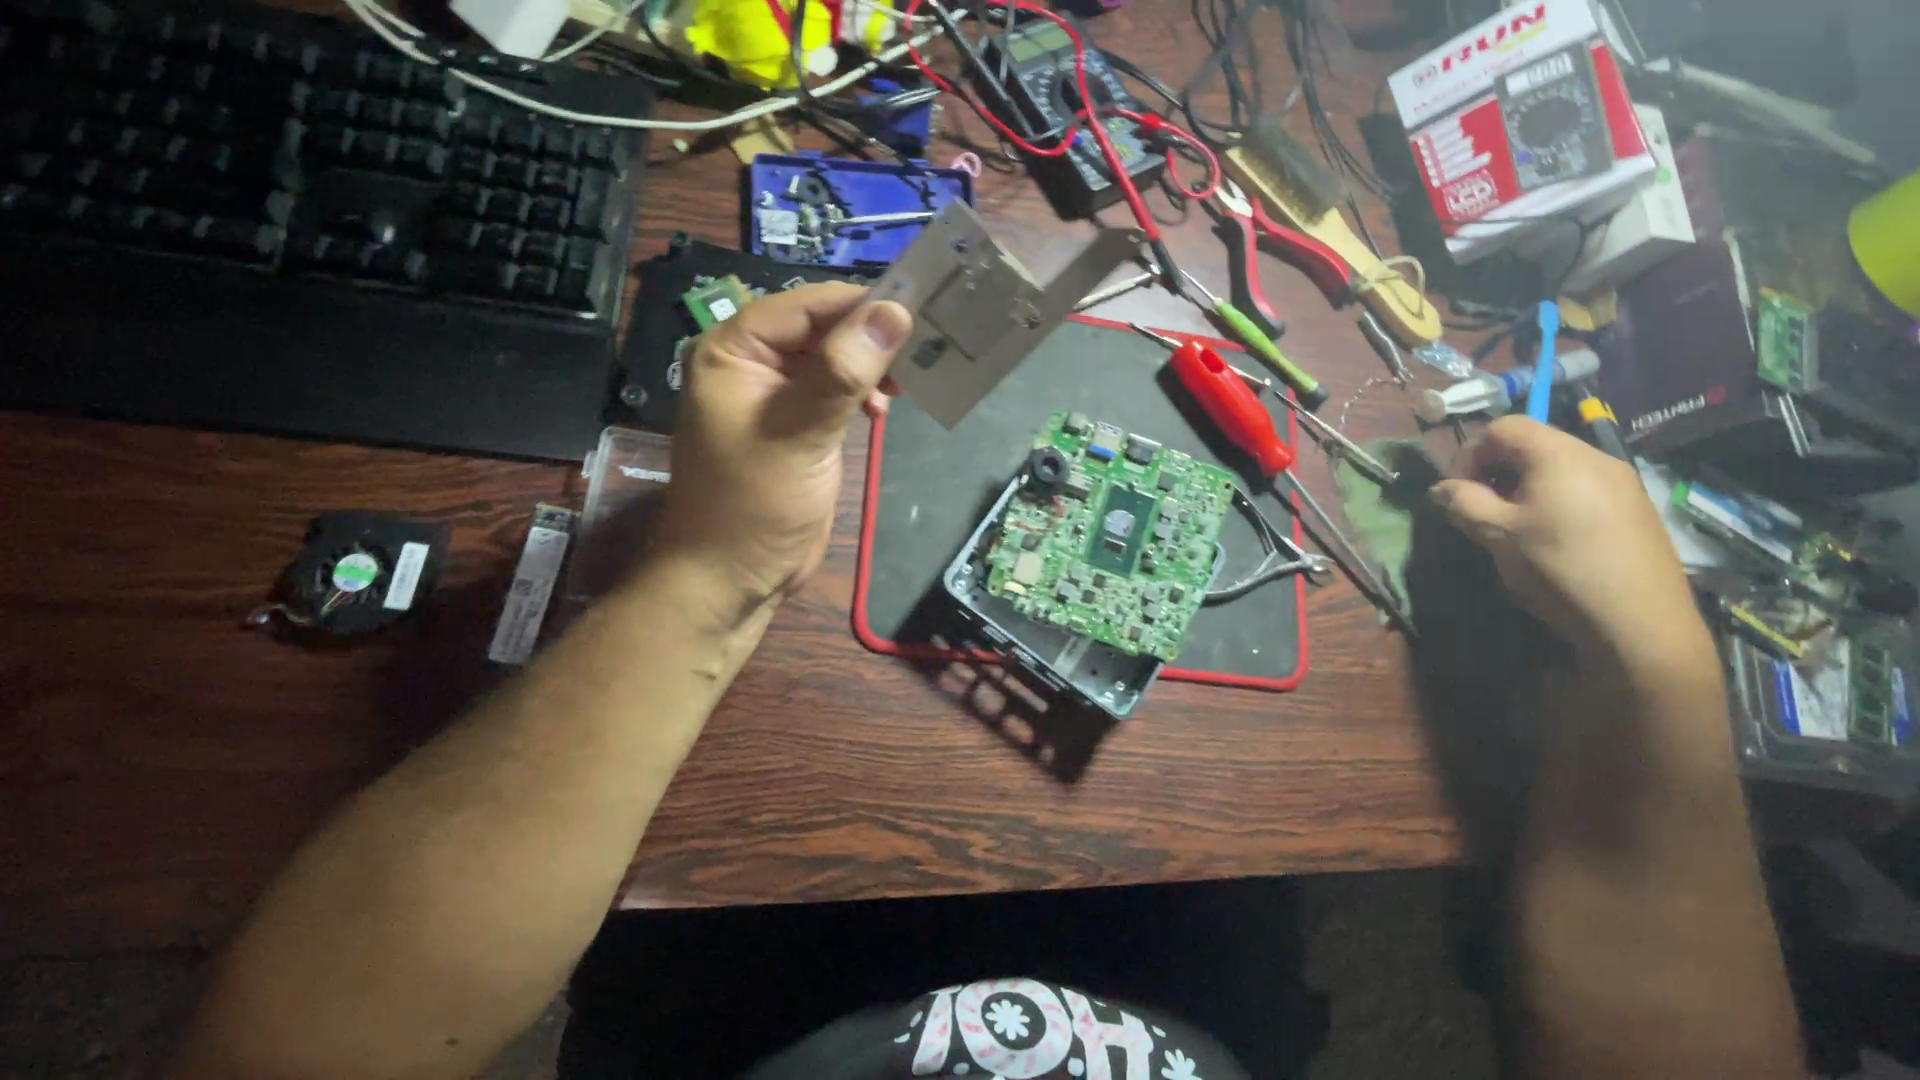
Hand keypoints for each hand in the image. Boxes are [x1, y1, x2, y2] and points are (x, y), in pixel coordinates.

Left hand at [656, 283, 912, 617]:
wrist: (732, 577)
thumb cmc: (752, 505)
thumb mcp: (798, 434)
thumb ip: (843, 372)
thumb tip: (895, 312)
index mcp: (732, 351)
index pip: (803, 305)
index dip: (858, 303)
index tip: (916, 308)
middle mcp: (750, 363)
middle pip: (819, 327)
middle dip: (868, 335)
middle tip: (922, 346)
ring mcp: (774, 395)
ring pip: (832, 358)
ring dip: (870, 365)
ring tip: (908, 382)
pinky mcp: (796, 424)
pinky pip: (834, 390)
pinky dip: (862, 393)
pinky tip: (884, 408)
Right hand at [1429, 417, 1704, 662]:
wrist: (1640, 621)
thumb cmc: (1559, 568)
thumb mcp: (1497, 536)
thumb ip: (1463, 504)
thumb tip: (1441, 488)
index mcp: (1558, 455)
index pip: (1503, 427)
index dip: (1471, 453)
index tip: (1460, 492)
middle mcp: (1594, 456)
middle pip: (1532, 443)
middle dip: (1497, 471)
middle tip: (1483, 511)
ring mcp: (1621, 481)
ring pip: (1558, 466)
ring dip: (1525, 487)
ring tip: (1515, 527)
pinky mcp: (1635, 507)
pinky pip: (1582, 487)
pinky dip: (1555, 500)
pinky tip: (1552, 538)